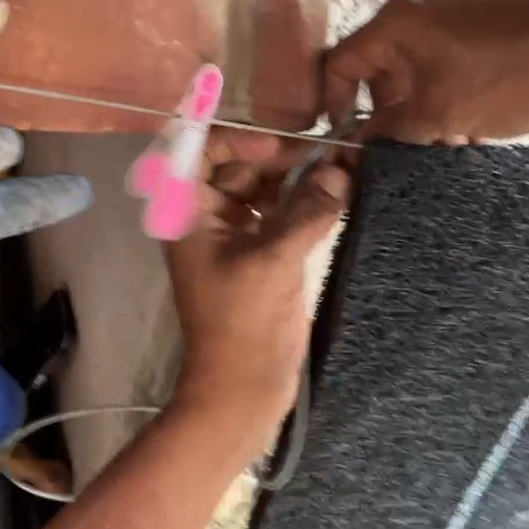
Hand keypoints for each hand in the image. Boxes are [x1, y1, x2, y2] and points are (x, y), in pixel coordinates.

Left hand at [164, 132, 349, 431]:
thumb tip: (341, 168)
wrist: (242, 387)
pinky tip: (336, 198)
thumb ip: (307, 210)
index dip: (235, 141)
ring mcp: (229, 236)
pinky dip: (300, 206)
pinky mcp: (256, 254)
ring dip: (295, 181)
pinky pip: (274, 215)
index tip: (279, 146)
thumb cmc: (244, 321)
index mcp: (186, 212)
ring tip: (342, 173)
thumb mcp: (274, 259)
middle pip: (235, 169)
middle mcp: (202, 216)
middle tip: (330, 156)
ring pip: (258, 191)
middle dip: (277, 159)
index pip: (196, 152)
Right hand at [323, 0, 528, 143]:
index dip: (333, 104)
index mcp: (394, 22)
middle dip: (386, 114)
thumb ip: (389, 131)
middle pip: (379, 68)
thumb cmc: (504, 79)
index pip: (339, 63)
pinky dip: (448, 95)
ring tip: (447, 144)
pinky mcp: (486, 22)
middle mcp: (417, 10)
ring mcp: (455, 13)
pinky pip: (447, 62)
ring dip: (421, 110)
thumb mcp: (437, 115)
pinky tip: (474, 128)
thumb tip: (360, 146)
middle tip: (401, 150)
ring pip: (416, 70)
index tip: (345, 140)